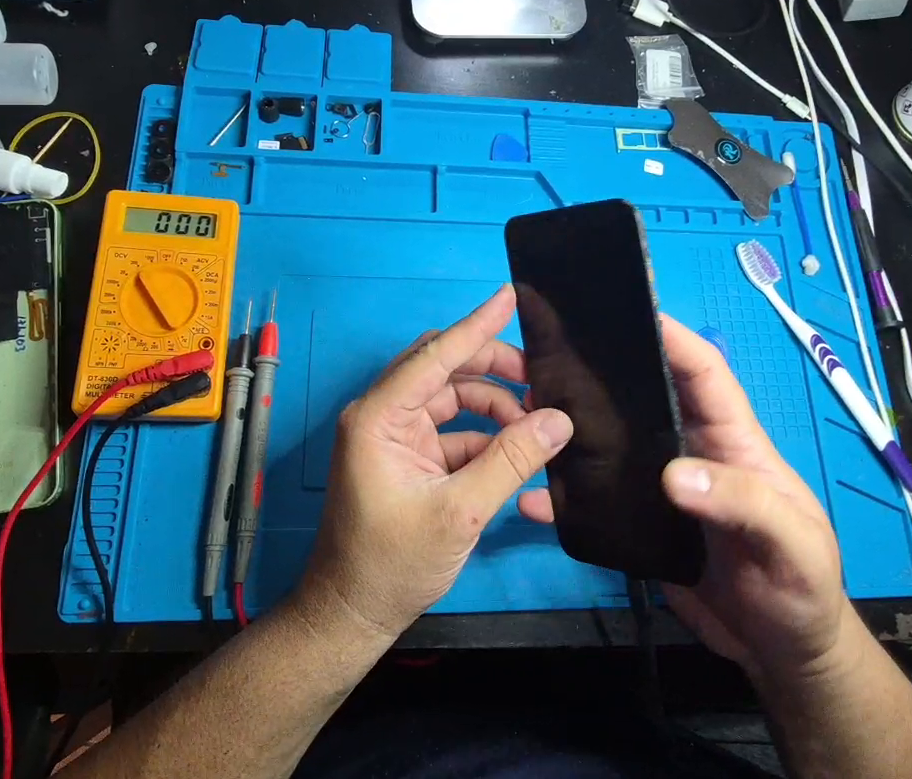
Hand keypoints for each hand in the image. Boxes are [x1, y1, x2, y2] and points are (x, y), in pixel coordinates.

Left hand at [296, 285, 572, 642]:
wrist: (353, 613)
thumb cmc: (392, 563)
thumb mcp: (459, 512)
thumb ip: (511, 462)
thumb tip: (559, 421)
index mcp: (379, 416)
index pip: (434, 355)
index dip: (476, 326)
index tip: (510, 297)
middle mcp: (383, 414)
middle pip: (442, 368)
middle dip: (492, 366)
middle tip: (541, 376)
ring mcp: (395, 436)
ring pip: (450, 397)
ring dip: (493, 404)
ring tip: (536, 419)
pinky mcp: (408, 457)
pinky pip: (452, 429)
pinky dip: (485, 434)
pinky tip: (517, 447)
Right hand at [526, 315, 858, 684]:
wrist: (780, 650)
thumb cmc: (801, 587)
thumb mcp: (790, 543)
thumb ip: (742, 503)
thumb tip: (673, 474)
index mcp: (733, 441)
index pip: (704, 373)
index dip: (674, 337)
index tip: (629, 309)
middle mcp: (692, 452)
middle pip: (646, 397)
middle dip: (607, 371)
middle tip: (553, 353)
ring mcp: (663, 488)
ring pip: (614, 443)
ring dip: (575, 427)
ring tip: (526, 409)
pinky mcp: (640, 525)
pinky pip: (597, 502)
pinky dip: (565, 498)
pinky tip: (532, 498)